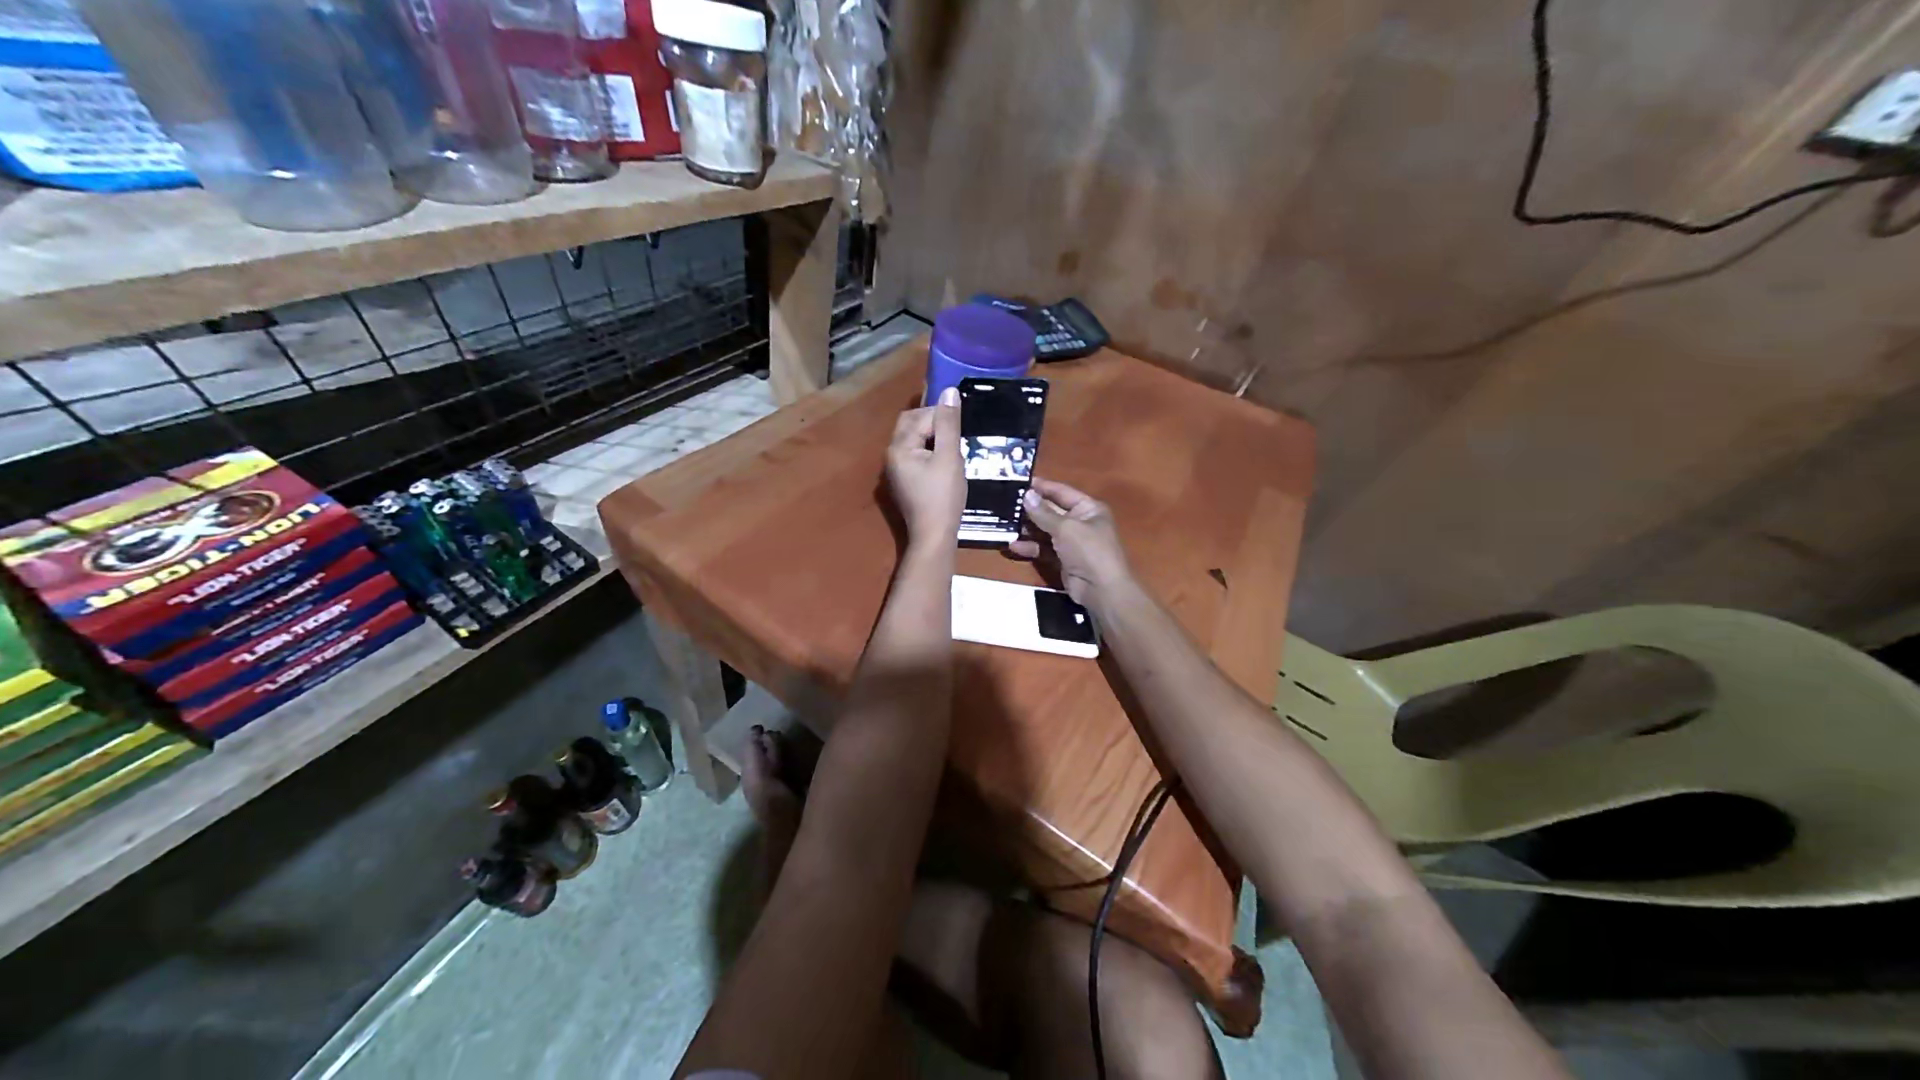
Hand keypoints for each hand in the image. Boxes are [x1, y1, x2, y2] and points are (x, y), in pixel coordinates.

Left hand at [885, 386, 964, 547]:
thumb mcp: (950, 457)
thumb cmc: (943, 496)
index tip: (962, 423)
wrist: (934, 536)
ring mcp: (896, 469)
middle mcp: (892, 455)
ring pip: (914, 440)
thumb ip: (948, 424)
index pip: (920, 416)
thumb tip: (949, 392)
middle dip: (934, 421)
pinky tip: (947, 460)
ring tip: (955, 444)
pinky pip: (916, 455)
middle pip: (911, 424)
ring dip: (934, 436)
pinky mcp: (905, 481)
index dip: (942, 415)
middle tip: (958, 429)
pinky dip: (931, 450)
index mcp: (899, 446)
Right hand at [1010, 478, 1134, 606]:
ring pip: (1045, 531)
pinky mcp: (1062, 559)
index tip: (1020, 482)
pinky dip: (1030, 547)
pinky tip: (1013, 546)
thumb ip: (1043, 512)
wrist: (1101, 589)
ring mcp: (1071, 542)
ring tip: (1005, 524)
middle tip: (1006, 503)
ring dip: (1027, 529)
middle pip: (1051, 511)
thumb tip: (1027, 494)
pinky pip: (1043, 549)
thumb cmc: (1088, 550)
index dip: (1042, 487)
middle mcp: (1080, 522)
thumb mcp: (1065, 528)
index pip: (1062, 492)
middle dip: (1030, 509)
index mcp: (1088, 508)